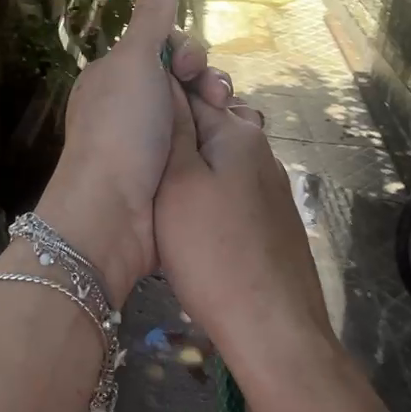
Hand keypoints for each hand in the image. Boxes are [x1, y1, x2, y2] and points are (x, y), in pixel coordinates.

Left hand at [36, 0, 226, 297]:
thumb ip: (151, 16)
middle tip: (215, 96)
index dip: (184, 50)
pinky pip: (201, 146)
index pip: (161, 48)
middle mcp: (130, 106)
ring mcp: (149, 143)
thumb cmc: (120, 128)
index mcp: (114, 76)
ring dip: (217, 110)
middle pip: (184, 79)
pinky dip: (216, 141)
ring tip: (229, 120)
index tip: (190, 65)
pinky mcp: (170, 175)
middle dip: (206, 81)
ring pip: (197, 112)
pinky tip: (232, 145)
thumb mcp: (135, 62)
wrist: (113, 215)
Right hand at [155, 91, 410, 411]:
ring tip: (167, 195)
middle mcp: (261, 149)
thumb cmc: (211, 250)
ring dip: (197, 166)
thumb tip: (170, 82)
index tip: (134, 122)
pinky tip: (197, 222)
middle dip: (180, 134)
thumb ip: (174, 129)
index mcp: (237, 132)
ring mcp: (273, 185)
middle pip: (211, 122)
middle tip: (148, 163)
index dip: (161, 102)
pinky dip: (214, 192)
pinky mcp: (275, 217)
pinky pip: (236, 186)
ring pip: (223, 157)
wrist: (272, 329)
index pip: (192, 93)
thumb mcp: (176, 183)